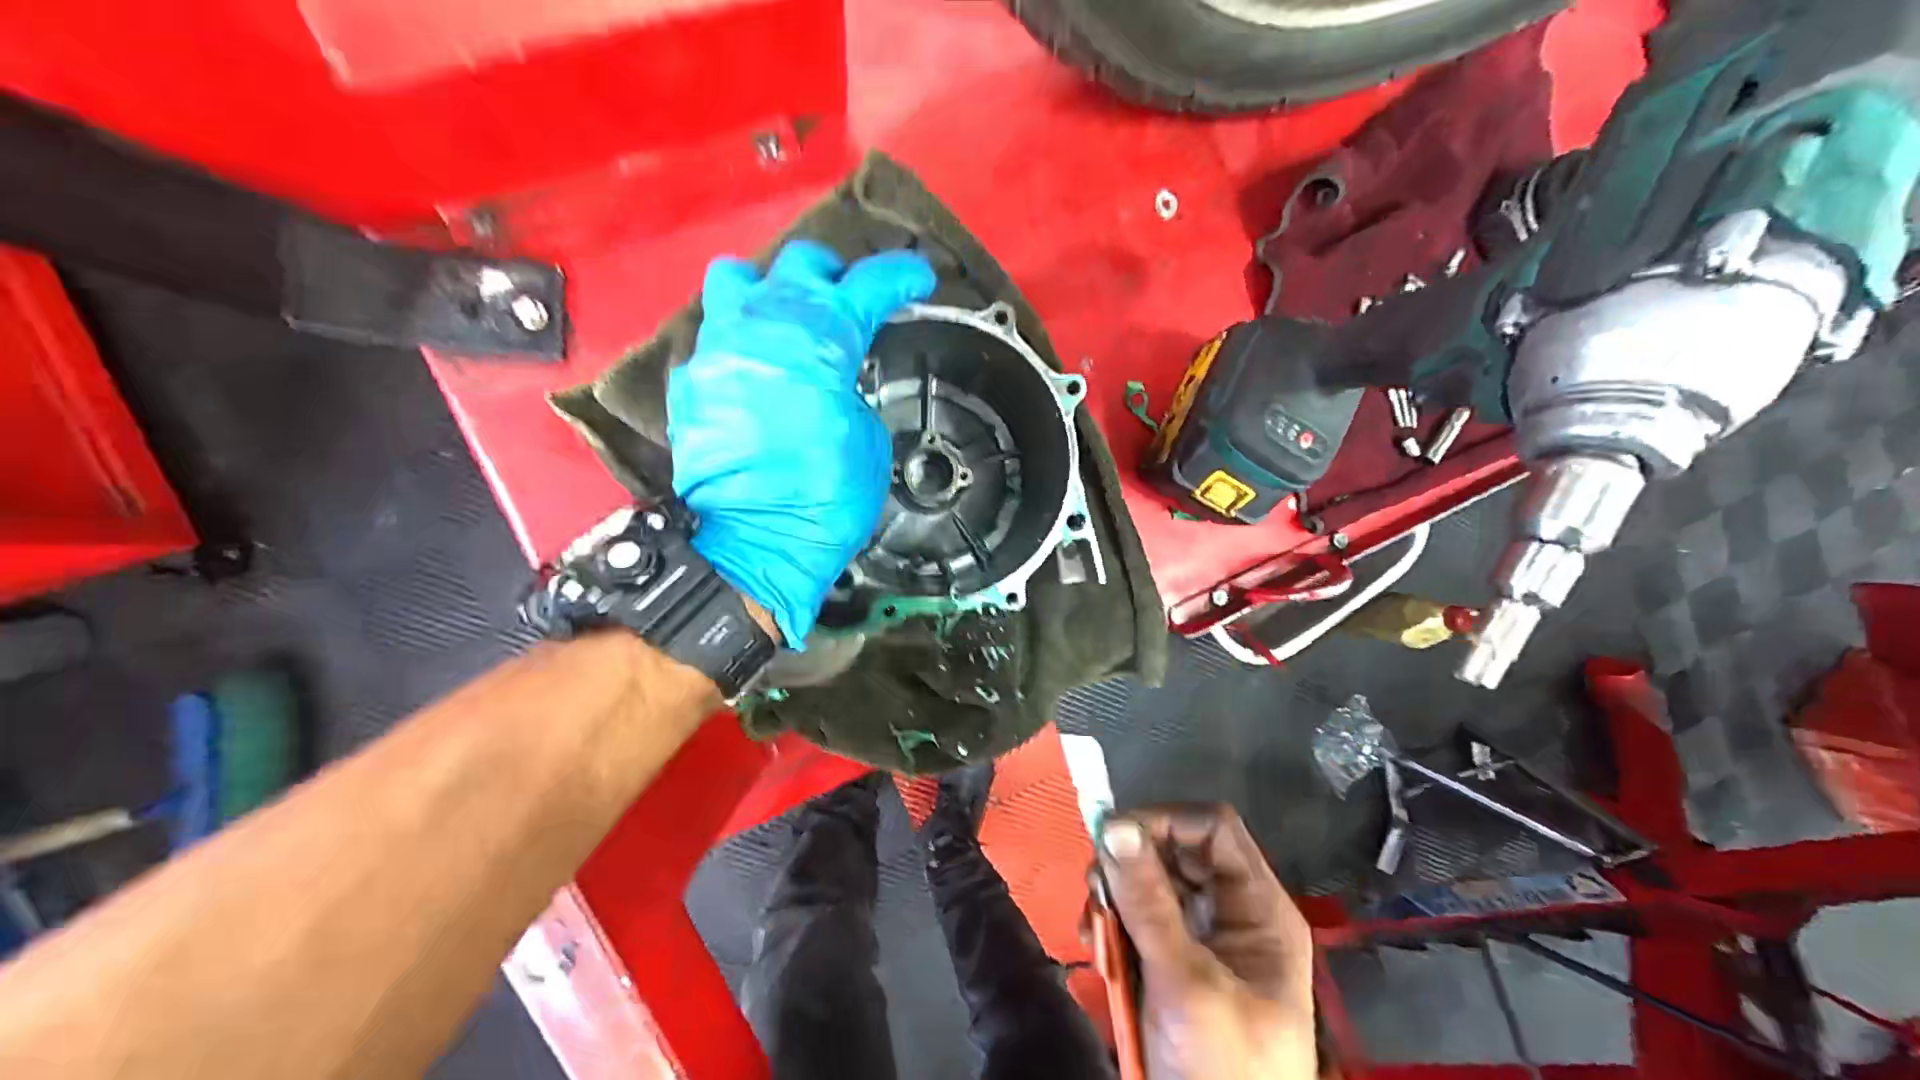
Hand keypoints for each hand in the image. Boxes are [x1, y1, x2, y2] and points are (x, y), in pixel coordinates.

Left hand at [668, 240, 935, 645]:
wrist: (755, 544)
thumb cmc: (825, 497)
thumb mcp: (867, 439)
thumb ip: (848, 390)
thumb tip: (832, 379)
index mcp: (821, 338)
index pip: (866, 284)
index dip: (899, 276)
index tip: (916, 278)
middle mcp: (764, 326)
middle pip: (799, 263)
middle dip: (831, 273)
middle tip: (848, 296)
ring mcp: (719, 348)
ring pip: (738, 279)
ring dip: (769, 290)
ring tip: (785, 318)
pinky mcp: (691, 379)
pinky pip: (716, 336)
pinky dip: (742, 341)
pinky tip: (756, 370)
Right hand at [1099, 806, 1316, 1079]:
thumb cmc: (1222, 1070)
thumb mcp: (1184, 982)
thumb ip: (1147, 902)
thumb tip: (1113, 825)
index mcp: (1259, 910)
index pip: (1213, 830)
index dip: (1164, 821)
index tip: (1113, 839)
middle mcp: (1231, 911)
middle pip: (1175, 850)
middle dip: (1130, 861)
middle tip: (1093, 885)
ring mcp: (1200, 936)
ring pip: (1149, 880)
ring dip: (1113, 893)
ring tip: (1091, 925)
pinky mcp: (1171, 959)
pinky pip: (1136, 915)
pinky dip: (1110, 921)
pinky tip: (1094, 944)